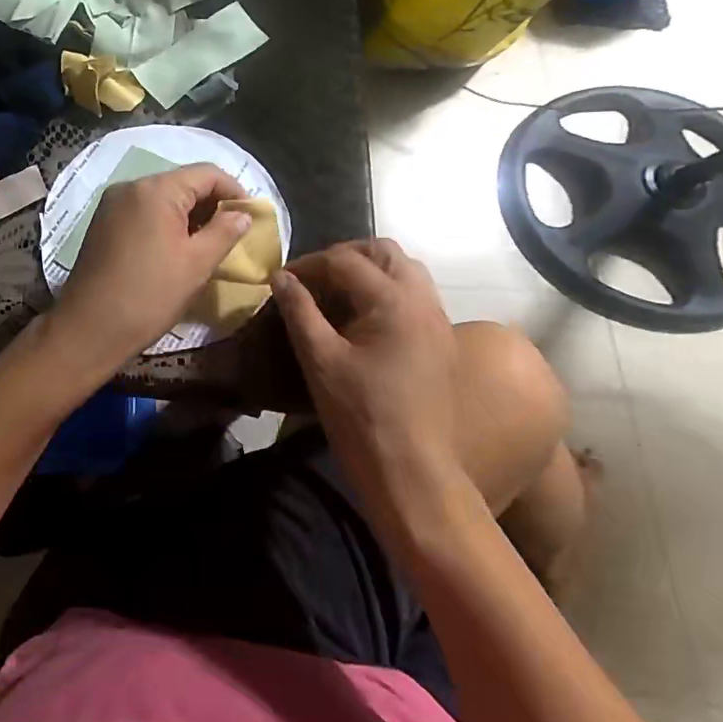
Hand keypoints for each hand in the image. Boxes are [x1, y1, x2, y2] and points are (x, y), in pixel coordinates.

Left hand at [51, 164, 252, 371]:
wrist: (90, 326)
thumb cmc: (150, 294)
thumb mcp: (197, 263)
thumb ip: (225, 231)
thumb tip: (243, 213)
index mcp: (154, 189)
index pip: (206, 173)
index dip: (234, 191)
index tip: (252, 217)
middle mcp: (129, 187)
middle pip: (181, 182)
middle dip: (210, 204)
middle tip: (232, 234)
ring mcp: (111, 205)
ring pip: (160, 198)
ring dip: (187, 215)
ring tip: (207, 244)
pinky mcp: (101, 224)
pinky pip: (141, 212)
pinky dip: (163, 223)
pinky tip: (175, 249)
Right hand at [270, 240, 462, 502]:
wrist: (410, 469)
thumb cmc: (359, 412)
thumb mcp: (318, 358)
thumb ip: (299, 310)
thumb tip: (281, 277)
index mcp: (394, 302)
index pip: (345, 260)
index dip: (308, 264)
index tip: (281, 281)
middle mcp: (424, 301)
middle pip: (385, 252)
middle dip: (344, 256)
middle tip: (312, 278)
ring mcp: (439, 321)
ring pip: (405, 271)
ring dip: (368, 271)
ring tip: (334, 294)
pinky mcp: (441, 341)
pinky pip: (415, 295)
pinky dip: (385, 291)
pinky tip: (359, 318)